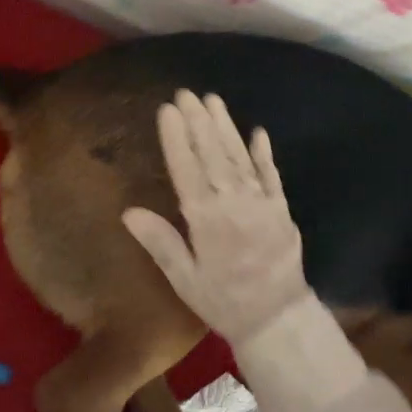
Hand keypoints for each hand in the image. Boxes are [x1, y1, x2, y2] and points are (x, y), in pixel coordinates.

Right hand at [122, 90, 312, 343]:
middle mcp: (234, 204)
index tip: (167, 110)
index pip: (187, 170)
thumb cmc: (223, 302)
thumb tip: (129, 212)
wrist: (277, 318)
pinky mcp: (282, 209)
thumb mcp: (185, 279)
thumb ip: (161, 243)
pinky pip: (271, 175)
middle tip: (187, 93)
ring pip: (240, 158)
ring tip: (213, 100)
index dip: (176, 139)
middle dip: (199, 122)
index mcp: (207, 220)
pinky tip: (257, 132)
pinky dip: (264, 154)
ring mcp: (261, 203)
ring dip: (226, 128)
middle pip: (214, 155)